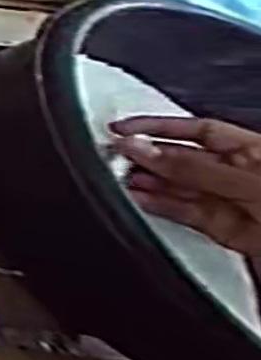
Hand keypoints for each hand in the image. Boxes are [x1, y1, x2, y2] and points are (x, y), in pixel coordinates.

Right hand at [111, 117, 260, 256]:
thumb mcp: (256, 187)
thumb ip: (196, 168)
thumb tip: (138, 146)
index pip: (204, 131)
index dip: (160, 127)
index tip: (120, 130)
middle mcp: (253, 179)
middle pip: (187, 159)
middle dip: (148, 157)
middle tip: (113, 157)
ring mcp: (244, 207)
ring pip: (181, 188)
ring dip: (146, 182)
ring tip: (119, 179)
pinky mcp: (234, 232)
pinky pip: (186, 214)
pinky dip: (157, 205)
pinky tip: (137, 199)